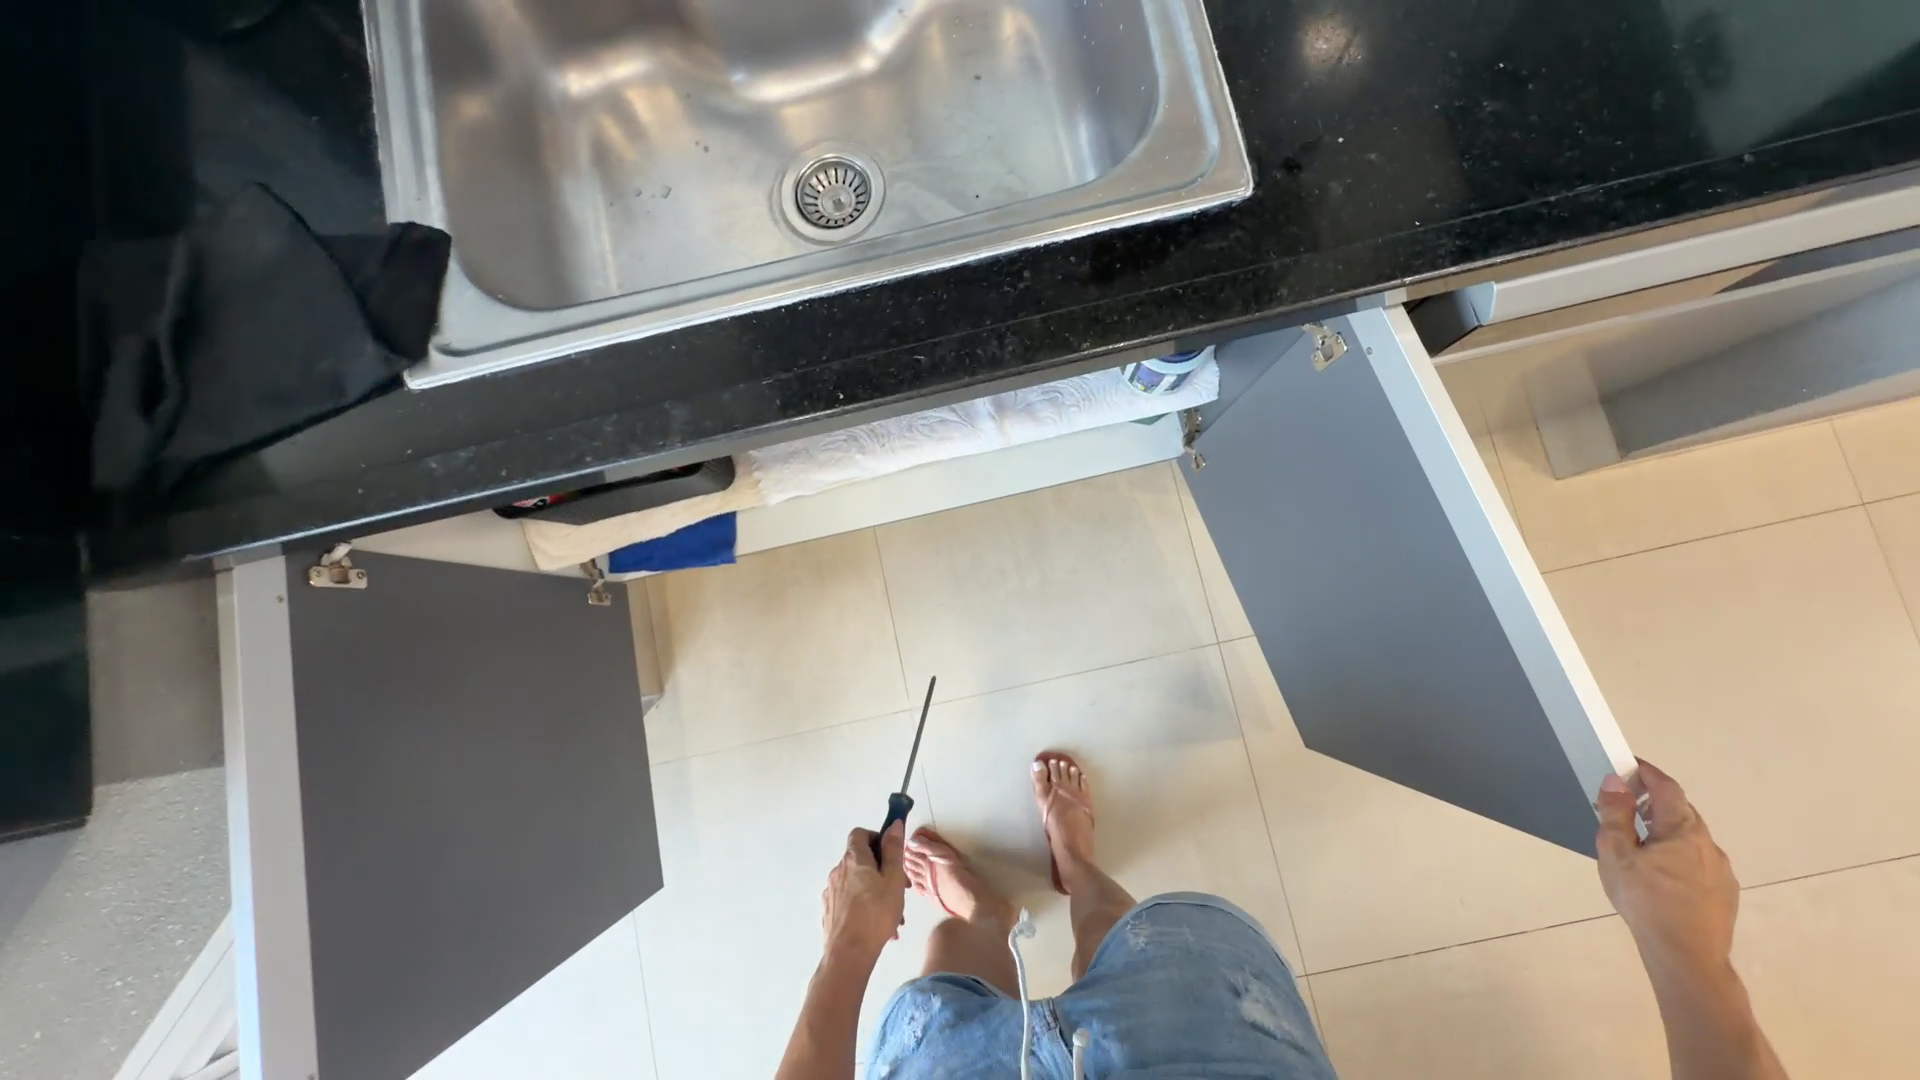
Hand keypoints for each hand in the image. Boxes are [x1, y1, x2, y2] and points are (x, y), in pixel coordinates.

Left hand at [819, 822, 906, 962]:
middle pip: (861, 860)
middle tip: (900, 889)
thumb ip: (893, 850)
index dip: (876, 838)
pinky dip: (864, 906)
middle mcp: (838, 871)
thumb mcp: (893, 879)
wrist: (848, 955)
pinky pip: (850, 901)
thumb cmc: (876, 914)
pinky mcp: (829, 912)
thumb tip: (893, 824)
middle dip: (882, 871)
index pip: (860, 834)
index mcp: (853, 859)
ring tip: (893, 916)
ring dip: (875, 892)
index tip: (891, 854)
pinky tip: (878, 926)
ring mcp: (831, 892)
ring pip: (857, 884)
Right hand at [1596, 759, 1738, 977]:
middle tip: (1626, 803)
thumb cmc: (1644, 899)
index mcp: (1683, 832)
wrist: (1686, 954)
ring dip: (1666, 830)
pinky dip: (1677, 853)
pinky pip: (1698, 861)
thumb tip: (1616, 781)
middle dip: (1656, 801)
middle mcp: (1708, 845)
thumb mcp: (1616, 853)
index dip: (1649, 773)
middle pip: (1683, 812)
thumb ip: (1616, 815)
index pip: (1669, 789)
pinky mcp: (1724, 892)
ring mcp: (1721, 871)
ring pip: (1691, 838)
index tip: (1629, 765)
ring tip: (1638, 841)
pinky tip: (1659, 873)